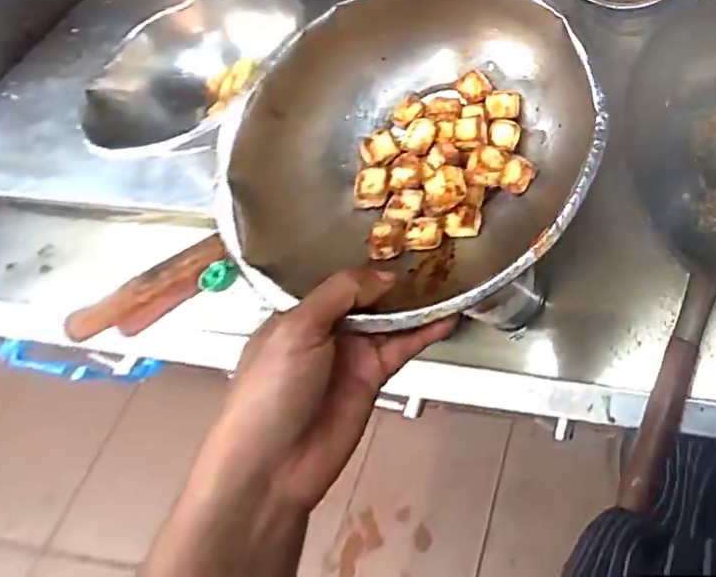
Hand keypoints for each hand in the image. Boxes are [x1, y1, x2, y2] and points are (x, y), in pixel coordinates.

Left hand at [146, 268, 456, 576]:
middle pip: (371, 296)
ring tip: (450, 281)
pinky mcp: (374, 375)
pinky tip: (448, 316)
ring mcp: (352, 354)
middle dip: (399, 279)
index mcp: (297, 316)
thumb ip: (340, 293)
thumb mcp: (295, 331)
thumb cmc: (265, 400)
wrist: (272, 471)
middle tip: (434, 256)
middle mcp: (326, 332)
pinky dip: (429, 330)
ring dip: (420, 302)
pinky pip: (407, 344)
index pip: (339, 280)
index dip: (368, 263)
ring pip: (394, 318)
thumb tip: (383, 276)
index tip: (400, 244)